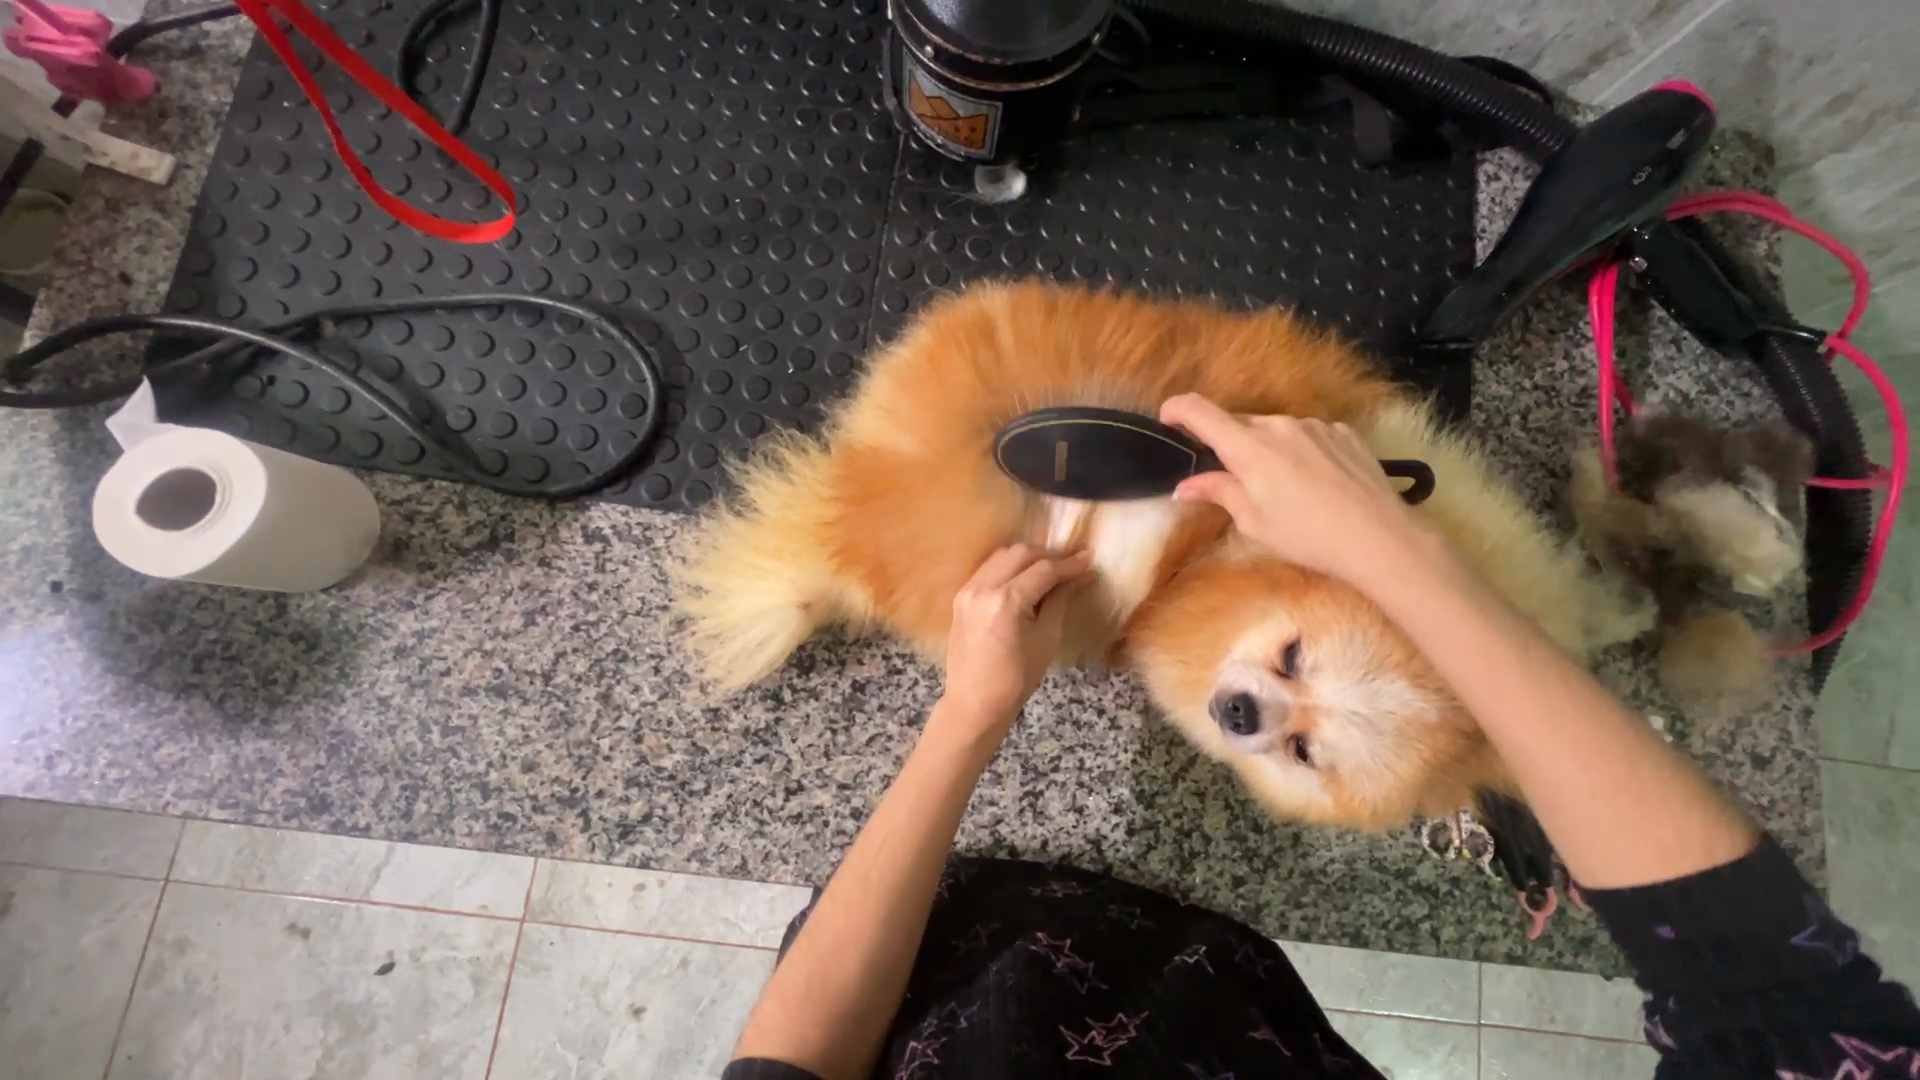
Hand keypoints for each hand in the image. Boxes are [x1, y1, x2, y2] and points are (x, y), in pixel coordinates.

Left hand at [938, 544, 1092, 738]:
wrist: (975, 702)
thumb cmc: (1016, 678)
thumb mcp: (1046, 639)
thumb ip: (1060, 600)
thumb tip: (1081, 575)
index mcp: (1007, 601)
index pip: (1044, 570)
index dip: (1069, 564)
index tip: (1089, 560)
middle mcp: (983, 588)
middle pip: (1020, 553)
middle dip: (1048, 555)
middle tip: (1070, 563)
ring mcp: (968, 591)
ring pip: (1001, 556)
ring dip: (1027, 557)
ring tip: (1049, 569)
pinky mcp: (961, 597)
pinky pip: (988, 569)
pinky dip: (1008, 566)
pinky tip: (1024, 578)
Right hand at [1160, 394, 1434, 585]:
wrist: (1380, 537)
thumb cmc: (1306, 535)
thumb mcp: (1253, 522)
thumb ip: (1219, 492)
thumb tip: (1185, 486)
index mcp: (1250, 447)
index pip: (1201, 412)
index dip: (1177, 409)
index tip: (1166, 417)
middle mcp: (1280, 425)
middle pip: (1238, 424)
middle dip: (1226, 443)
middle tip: (1230, 477)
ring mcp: (1315, 425)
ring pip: (1274, 429)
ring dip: (1264, 448)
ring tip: (1279, 485)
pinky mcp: (1343, 432)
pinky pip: (1306, 434)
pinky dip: (1297, 450)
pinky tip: (1311, 480)